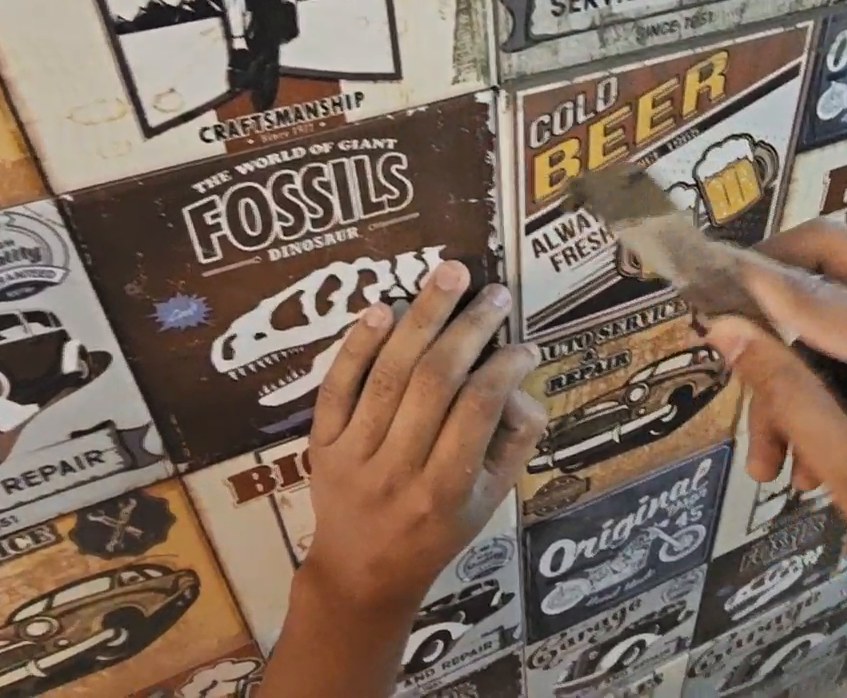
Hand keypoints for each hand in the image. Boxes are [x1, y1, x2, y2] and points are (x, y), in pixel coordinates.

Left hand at [300, 259, 544, 612]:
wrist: (361, 572)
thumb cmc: (437, 531)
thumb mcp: (490, 502)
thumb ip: (515, 443)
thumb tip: (520, 381)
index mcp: (446, 490)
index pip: (478, 410)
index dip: (504, 367)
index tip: (524, 343)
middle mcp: (398, 469)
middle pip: (435, 381)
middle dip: (470, 327)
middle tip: (495, 293)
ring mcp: (353, 453)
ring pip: (389, 373)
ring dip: (422, 316)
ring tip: (450, 274)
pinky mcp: (322, 440)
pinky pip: (338, 385)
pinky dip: (359, 344)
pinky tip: (383, 306)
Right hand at [703, 221, 846, 635]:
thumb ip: (788, 394)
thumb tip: (726, 329)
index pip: (808, 290)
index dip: (743, 282)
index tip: (691, 274)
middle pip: (834, 253)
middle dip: (771, 288)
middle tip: (728, 330)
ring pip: (846, 299)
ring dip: (799, 356)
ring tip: (778, 456)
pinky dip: (834, 372)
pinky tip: (819, 448)